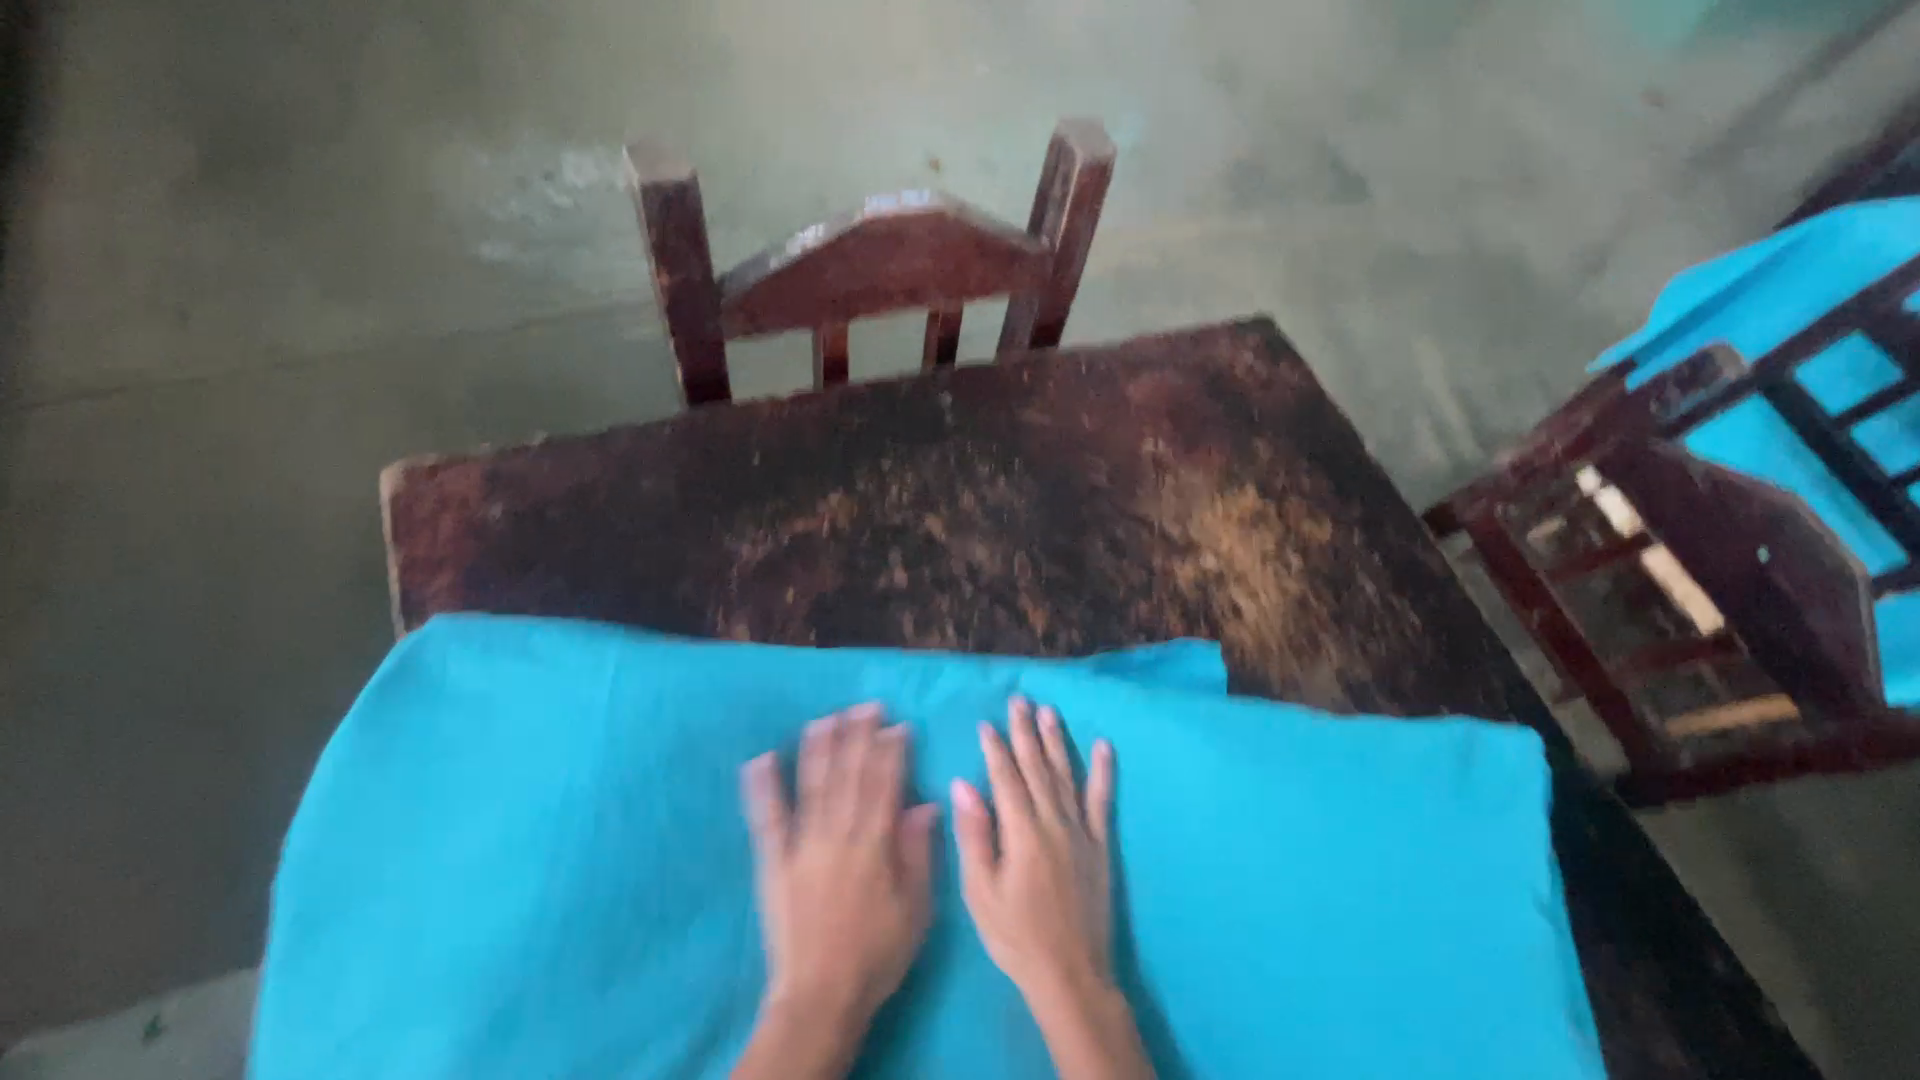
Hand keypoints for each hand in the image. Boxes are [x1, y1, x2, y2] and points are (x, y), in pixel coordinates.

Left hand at [740, 703, 938, 1026]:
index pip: (884, 786)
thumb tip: (925, 803)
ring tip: (824, 718)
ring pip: (812, 787)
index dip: (891, 752)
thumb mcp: (917, 908)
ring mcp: (802, 846)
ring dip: (818, 750)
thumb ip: (918, 852)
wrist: (821, 994)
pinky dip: (763, 788)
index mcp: (874, 846)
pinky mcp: (773, 862)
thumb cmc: (878, 953)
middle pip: (849, 777)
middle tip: (864, 706)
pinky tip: (759, 759)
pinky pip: (767, 820)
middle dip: (858, 738)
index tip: (896, 725)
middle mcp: (838, 836)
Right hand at [952, 698, 1151, 1079]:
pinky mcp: (1101, 845)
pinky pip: (1103, 801)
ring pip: (1067, 775)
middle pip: (1036, 768)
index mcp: (1021, 832)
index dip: (996, 749)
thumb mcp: (980, 891)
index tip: (988, 723)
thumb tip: (965, 784)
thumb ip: (974, 835)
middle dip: (1025, 732)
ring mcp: (1082, 832)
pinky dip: (1104, 772)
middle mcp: (1054, 822)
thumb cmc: (1015, 935)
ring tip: (1049, 712)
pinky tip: (1105, 747)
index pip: (1005, 778)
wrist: (1070, 972)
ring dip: (1057, 741)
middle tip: (1019, 700)